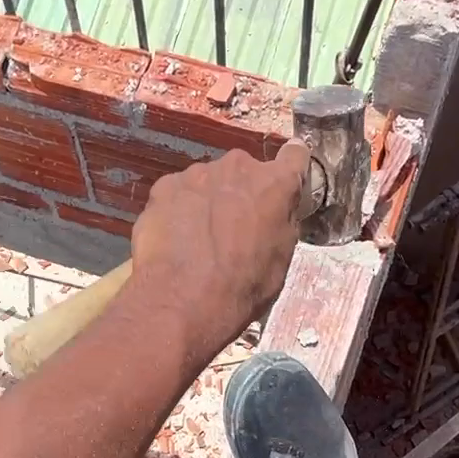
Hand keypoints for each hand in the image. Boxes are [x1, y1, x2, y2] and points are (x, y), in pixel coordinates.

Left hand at [127, 142, 310, 352]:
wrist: (184, 301)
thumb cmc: (242, 288)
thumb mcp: (280, 260)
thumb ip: (280, 223)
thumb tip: (276, 212)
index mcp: (275, 184)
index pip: (293, 157)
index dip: (289, 169)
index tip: (282, 184)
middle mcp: (238, 167)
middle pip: (243, 173)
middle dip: (239, 194)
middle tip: (231, 229)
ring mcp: (197, 174)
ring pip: (206, 183)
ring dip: (206, 203)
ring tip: (197, 241)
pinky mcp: (164, 186)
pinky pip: (176, 195)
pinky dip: (177, 212)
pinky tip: (174, 242)